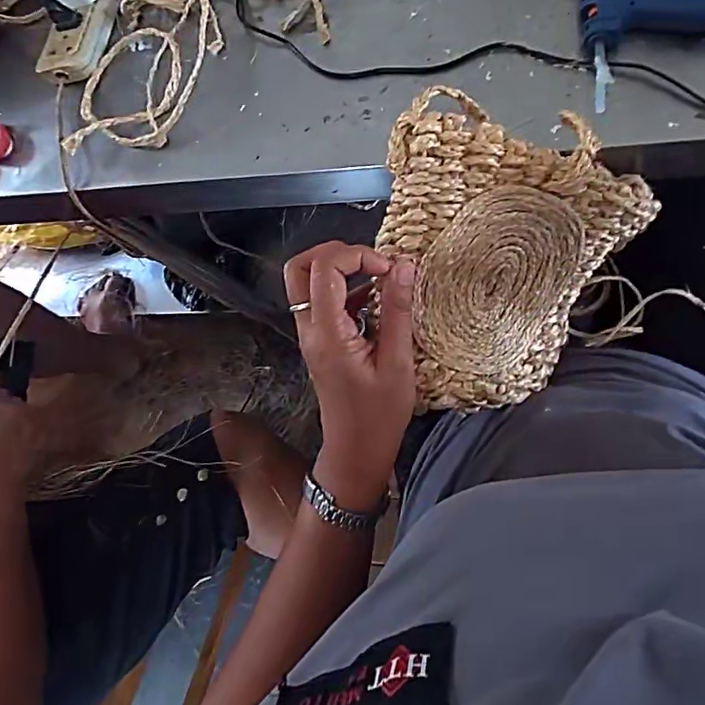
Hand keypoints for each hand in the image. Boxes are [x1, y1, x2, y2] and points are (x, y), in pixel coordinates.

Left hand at [283, 241, 417, 513]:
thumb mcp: (398, 362)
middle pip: (301, 267)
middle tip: (372, 261)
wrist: (357, 451)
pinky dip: (347, 288)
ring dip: (342, 269)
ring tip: (379, 277)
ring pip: (308, 281)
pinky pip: (323, 300)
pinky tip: (377, 299)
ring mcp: (312, 334)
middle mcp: (311, 329)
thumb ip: (399, 311)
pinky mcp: (321, 341)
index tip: (389, 268)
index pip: (325, 269)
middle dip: (337, 252)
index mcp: (327, 333)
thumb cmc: (380, 414)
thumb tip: (404, 266)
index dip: (359, 255)